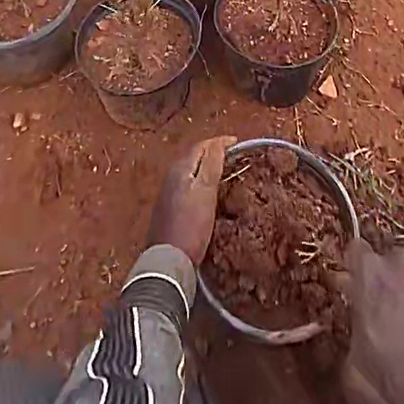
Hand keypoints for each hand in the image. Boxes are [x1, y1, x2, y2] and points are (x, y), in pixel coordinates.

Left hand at [145, 136, 233, 264]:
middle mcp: (171, 176)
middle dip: (212, 151)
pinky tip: (207, 189)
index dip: (219, 142)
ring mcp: (167, 192)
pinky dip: (199, 179)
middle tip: (231, 154)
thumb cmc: (191, 225)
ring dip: (205, 165)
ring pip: (190, 170)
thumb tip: (218, 142)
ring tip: (223, 169)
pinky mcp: (168, 207)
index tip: (236, 142)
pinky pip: (186, 182)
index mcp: (180, 169)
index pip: (201, 146)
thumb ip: (211, 164)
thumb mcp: (205, 192)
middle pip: (194, 156)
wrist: (168, 260)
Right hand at [340, 237, 403, 403]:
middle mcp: (402, 262)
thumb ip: (348, 333)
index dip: (357, 270)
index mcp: (370, 277)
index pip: (355, 251)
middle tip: (393, 315)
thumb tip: (355, 323)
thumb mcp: (355, 374)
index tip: (359, 285)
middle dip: (390, 283)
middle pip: (389, 260)